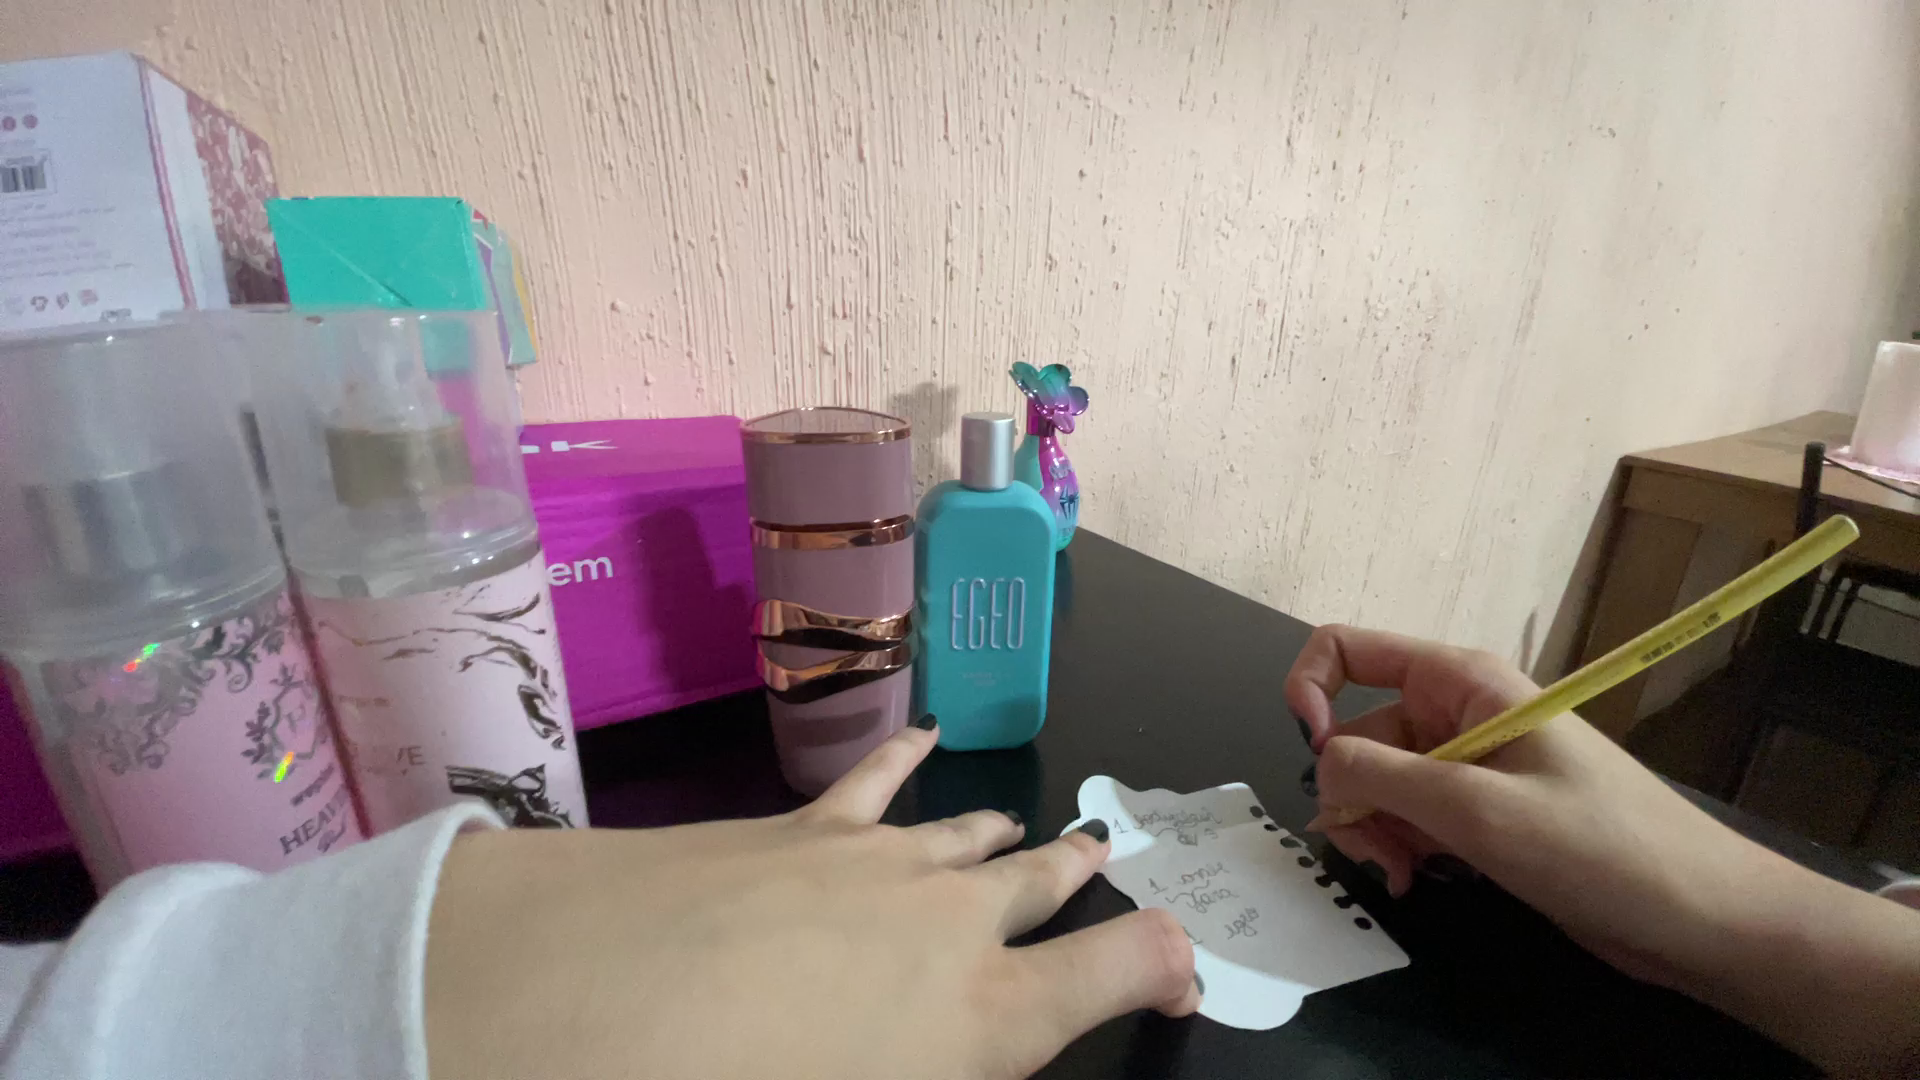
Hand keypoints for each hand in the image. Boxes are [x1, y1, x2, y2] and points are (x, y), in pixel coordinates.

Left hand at [424, 722, 1199, 1079]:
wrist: (610, 1005)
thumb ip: (934, 1069)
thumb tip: (942, 1050)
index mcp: (980, 1021)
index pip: (1113, 973)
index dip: (1162, 962)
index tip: (1181, 964)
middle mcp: (951, 925)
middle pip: (1039, 882)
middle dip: (1075, 872)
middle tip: (1098, 852)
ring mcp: (884, 860)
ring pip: (969, 834)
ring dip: (1002, 833)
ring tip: (1022, 825)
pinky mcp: (815, 825)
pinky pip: (878, 779)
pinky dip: (908, 757)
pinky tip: (926, 736)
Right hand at [1284, 624, 1736, 982]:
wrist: (1715, 926)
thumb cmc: (1604, 848)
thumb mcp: (1476, 808)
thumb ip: (1379, 776)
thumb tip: (1320, 768)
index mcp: (1454, 680)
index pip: (1344, 648)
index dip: (1310, 687)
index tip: (1315, 749)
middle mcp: (1448, 709)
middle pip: (1353, 731)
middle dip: (1350, 791)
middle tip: (1372, 852)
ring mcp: (1459, 759)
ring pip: (1372, 778)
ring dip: (1371, 825)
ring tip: (1400, 874)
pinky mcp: (1470, 804)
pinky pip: (1401, 810)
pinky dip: (1395, 842)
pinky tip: (1415, 877)